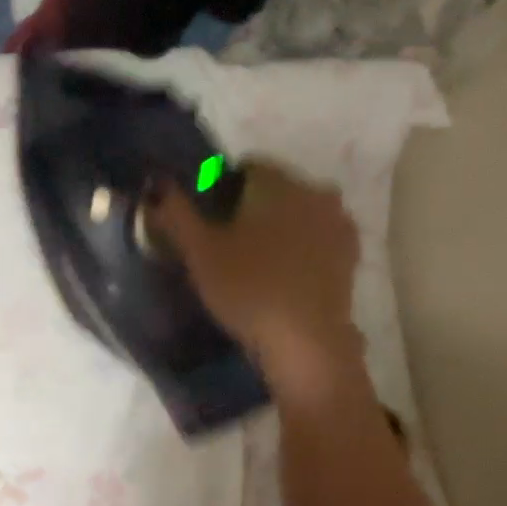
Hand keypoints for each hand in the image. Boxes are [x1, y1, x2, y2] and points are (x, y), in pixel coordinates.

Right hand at [149, 161, 365, 390]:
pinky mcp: (349, 255)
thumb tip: (157, 186)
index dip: (220, 189)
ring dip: (274, 230)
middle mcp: (318, 192)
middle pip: (275, 190)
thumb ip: (176, 215)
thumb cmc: (246, 288)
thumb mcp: (199, 253)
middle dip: (249, 209)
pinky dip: (295, 250)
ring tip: (248, 265)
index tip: (203, 220)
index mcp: (281, 184)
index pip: (248, 166)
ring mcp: (339, 223)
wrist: (303, 338)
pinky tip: (275, 279)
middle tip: (221, 246)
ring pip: (296, 215)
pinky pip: (314, 240)